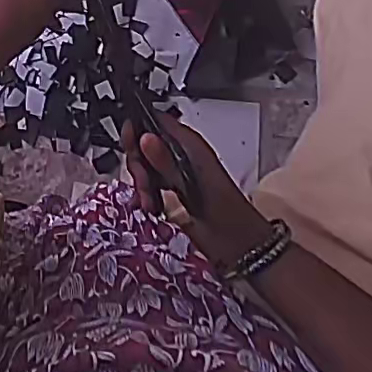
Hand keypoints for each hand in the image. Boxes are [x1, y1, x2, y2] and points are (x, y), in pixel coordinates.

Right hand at [123, 113, 275, 267]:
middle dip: (138, 162)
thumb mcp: (193, 188)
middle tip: (142, 180)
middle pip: (146, 144)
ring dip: (141, 182)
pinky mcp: (174, 191)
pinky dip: (145, 193)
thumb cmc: (228, 217)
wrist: (242, 249)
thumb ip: (167, 162)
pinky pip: (150, 183)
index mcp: (191, 146)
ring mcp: (178, 173)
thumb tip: (145, 137)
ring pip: (145, 165)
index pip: (157, 122)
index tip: (129, 144)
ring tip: (148, 199)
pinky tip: (150, 205)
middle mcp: (183, 155)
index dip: (139, 128)